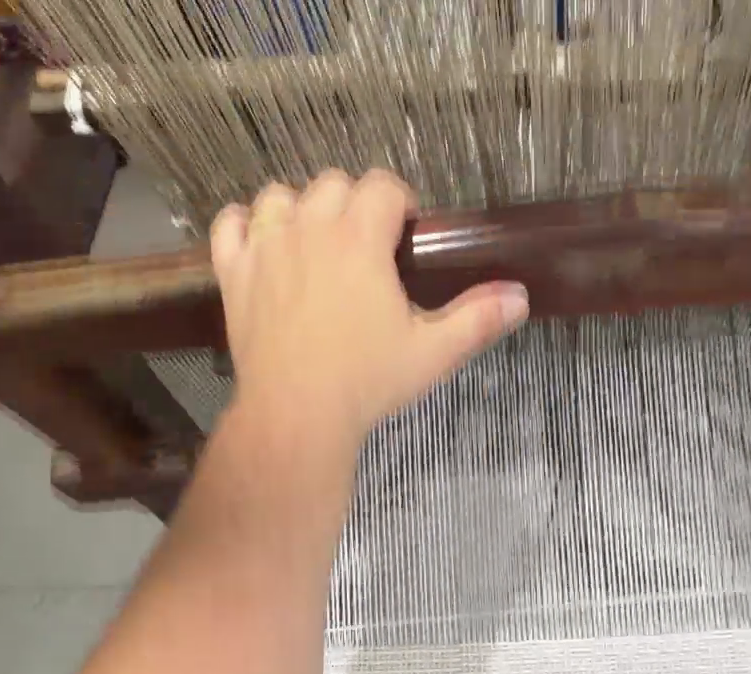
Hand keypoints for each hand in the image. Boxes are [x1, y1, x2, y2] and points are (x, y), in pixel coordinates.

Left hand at [209, 169, 529, 461]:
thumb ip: (478, 319)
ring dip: (304, 211)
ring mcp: (264, 248)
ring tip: (321, 247)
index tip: (408, 234)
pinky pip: (231, 223)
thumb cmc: (368, 381)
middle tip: (370, 249)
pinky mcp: (234, 273)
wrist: (297, 413)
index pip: (382, 185)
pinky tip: (266, 246)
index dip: (400, 203)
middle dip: (356, 206)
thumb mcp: (434, 352)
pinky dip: (248, 226)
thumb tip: (520, 297)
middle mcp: (308, 229)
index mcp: (358, 239)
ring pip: (282, 197)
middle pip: (333, 184)